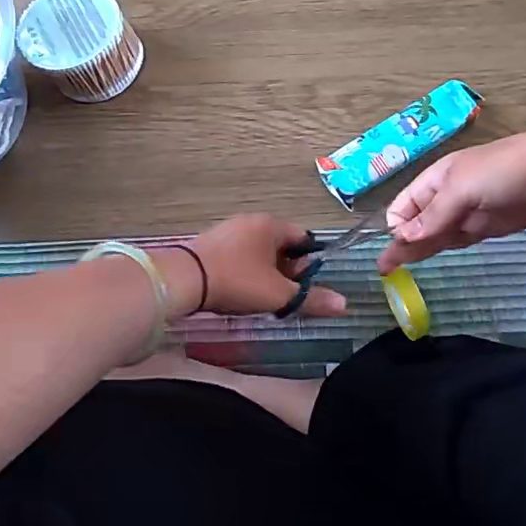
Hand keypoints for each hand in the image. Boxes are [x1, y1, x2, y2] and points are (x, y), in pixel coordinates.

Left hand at [187, 214, 347, 316]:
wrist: (181, 281)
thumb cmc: (236, 281)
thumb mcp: (277, 295)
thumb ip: (311, 299)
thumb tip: (344, 305)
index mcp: (272, 225)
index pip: (304, 237)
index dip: (310, 262)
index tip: (305, 284)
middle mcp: (251, 221)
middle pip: (281, 244)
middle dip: (287, 270)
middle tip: (283, 295)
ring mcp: (228, 230)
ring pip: (258, 251)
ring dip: (265, 273)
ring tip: (261, 298)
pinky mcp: (210, 244)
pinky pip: (238, 256)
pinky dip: (244, 272)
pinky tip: (237, 291)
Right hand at [376, 130, 525, 272]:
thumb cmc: (501, 171)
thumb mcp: (461, 188)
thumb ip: (432, 216)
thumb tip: (402, 239)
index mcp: (434, 179)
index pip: (403, 206)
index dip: (397, 226)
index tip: (400, 246)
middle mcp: (444, 196)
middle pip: (415, 223)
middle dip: (400, 243)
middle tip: (384, 270)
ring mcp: (463, 213)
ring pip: (432, 234)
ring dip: (415, 250)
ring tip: (393, 271)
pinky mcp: (481, 228)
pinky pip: (452, 240)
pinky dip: (437, 249)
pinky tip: (422, 258)